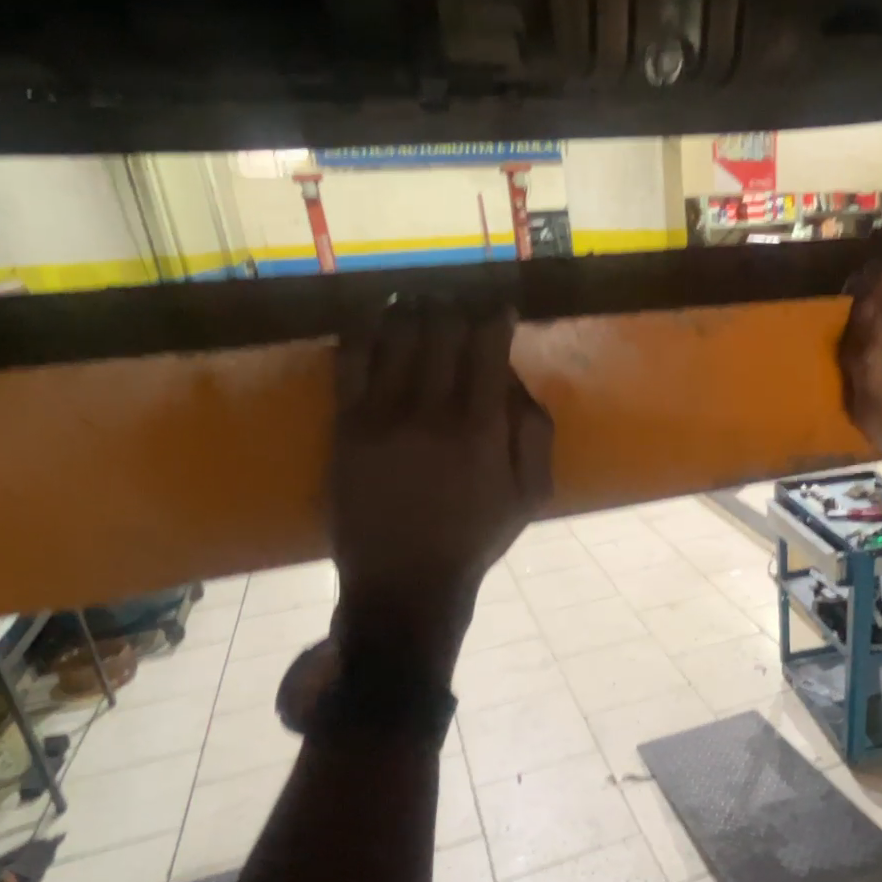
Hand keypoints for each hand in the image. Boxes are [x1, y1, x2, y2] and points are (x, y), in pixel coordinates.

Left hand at [328, 295, 552, 671]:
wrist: (404, 582)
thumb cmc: (475, 539)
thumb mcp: (531, 496)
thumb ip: (535, 433)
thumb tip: (514, 380)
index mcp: (482, 428)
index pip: (487, 344)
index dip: (495, 315)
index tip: (500, 306)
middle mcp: (432, 410)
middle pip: (442, 328)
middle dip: (456, 304)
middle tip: (461, 300)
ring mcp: (382, 414)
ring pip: (396, 334)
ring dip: (412, 306)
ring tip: (421, 299)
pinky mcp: (346, 424)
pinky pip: (351, 359)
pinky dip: (364, 327)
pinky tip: (375, 315)